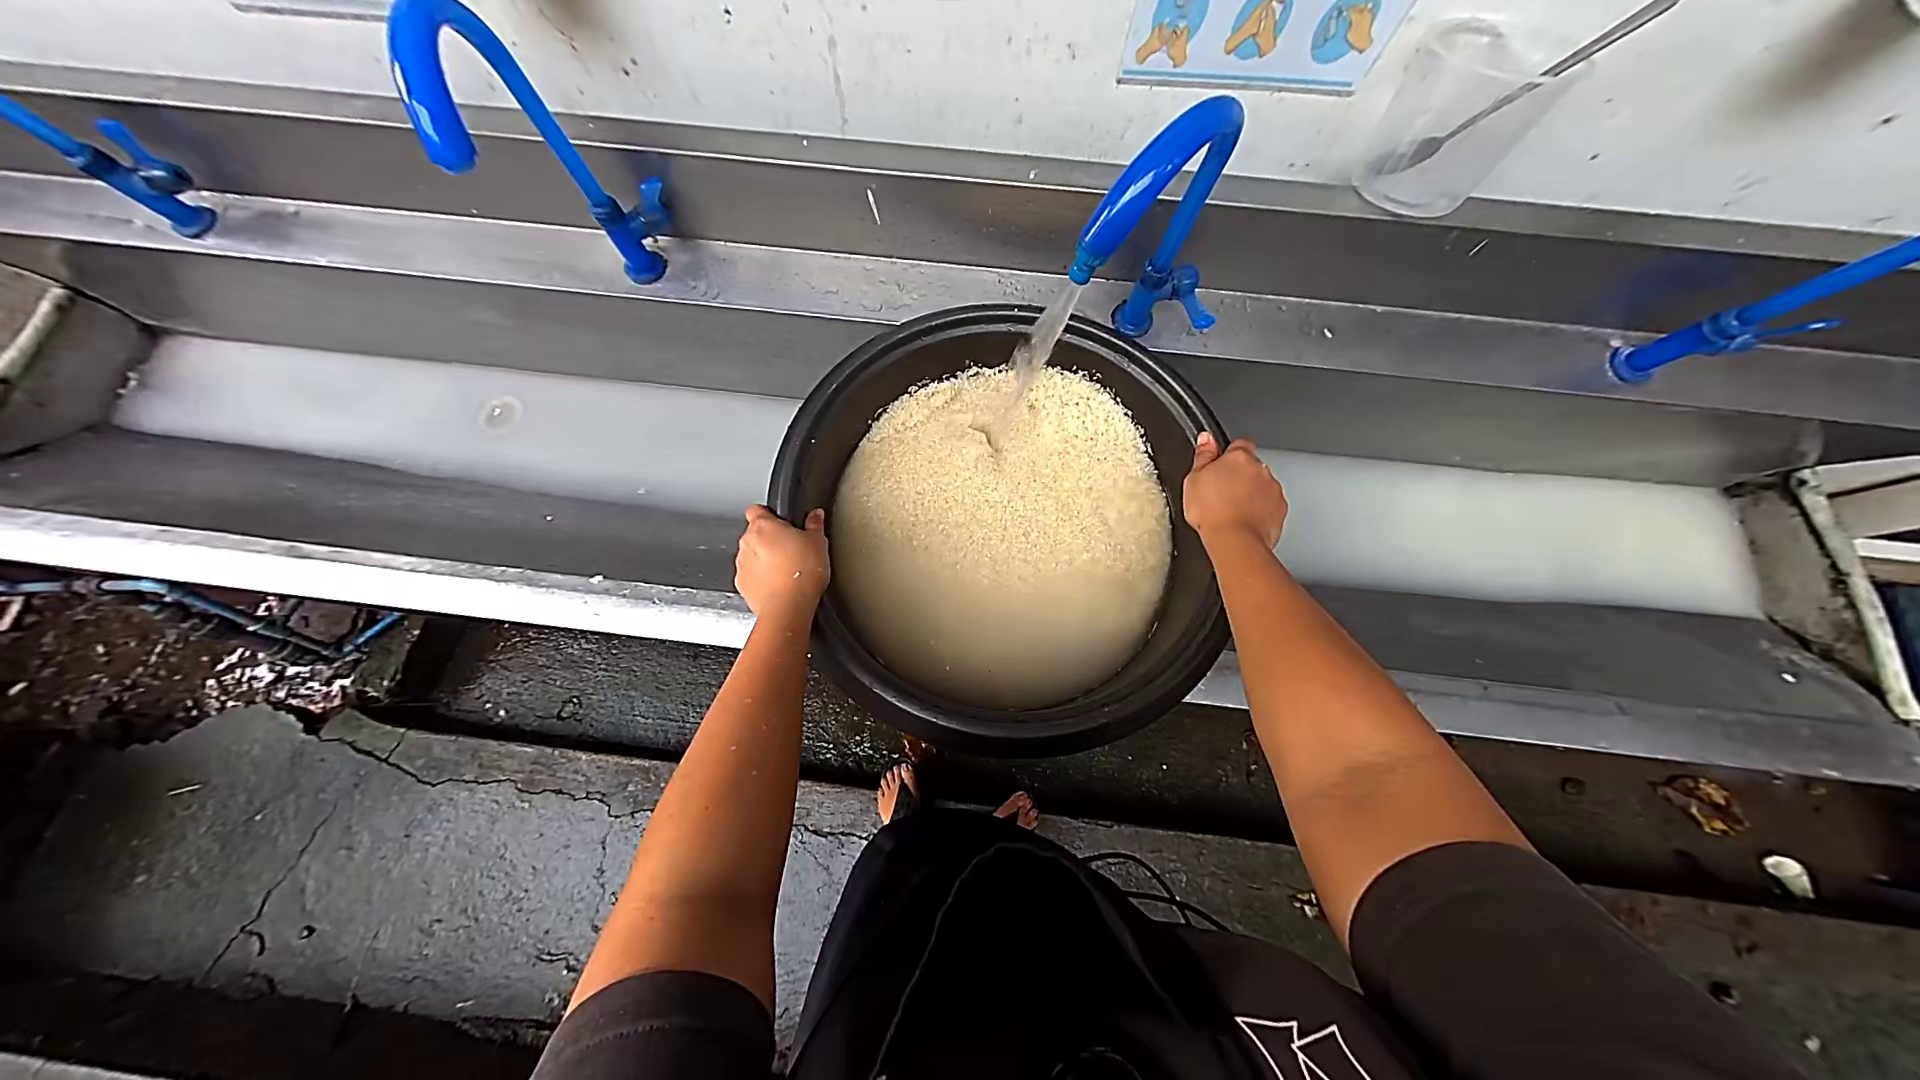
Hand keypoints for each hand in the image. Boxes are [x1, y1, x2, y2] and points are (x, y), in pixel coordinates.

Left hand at [736, 505, 829, 616]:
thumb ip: (815, 524)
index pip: (756, 509)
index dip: (769, 513)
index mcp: (763, 526)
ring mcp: (743, 565)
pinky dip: (762, 579)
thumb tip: (816, 516)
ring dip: (765, 560)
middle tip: (792, 548)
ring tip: (788, 570)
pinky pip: (752, 576)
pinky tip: (781, 585)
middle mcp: (747, 543)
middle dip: (771, 539)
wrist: (788, 607)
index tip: (781, 521)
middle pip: (755, 533)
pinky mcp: (743, 585)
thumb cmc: (801, 575)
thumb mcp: (818, 543)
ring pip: (752, 555)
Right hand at [1183, 432, 1286, 548]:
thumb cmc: (1213, 512)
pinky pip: (1269, 506)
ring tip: (1229, 510)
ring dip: (1249, 494)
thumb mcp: (1193, 479)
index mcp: (1239, 458)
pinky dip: (1258, 511)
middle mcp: (1260, 470)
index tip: (1217, 468)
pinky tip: (1241, 521)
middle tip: (1219, 494)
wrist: (1234, 540)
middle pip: (1250, 467)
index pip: (1238, 445)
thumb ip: (1203, 455)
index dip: (1227, 456)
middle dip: (1238, 477)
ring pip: (1261, 486)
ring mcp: (1272, 490)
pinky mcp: (1279, 511)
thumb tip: (1206, 438)